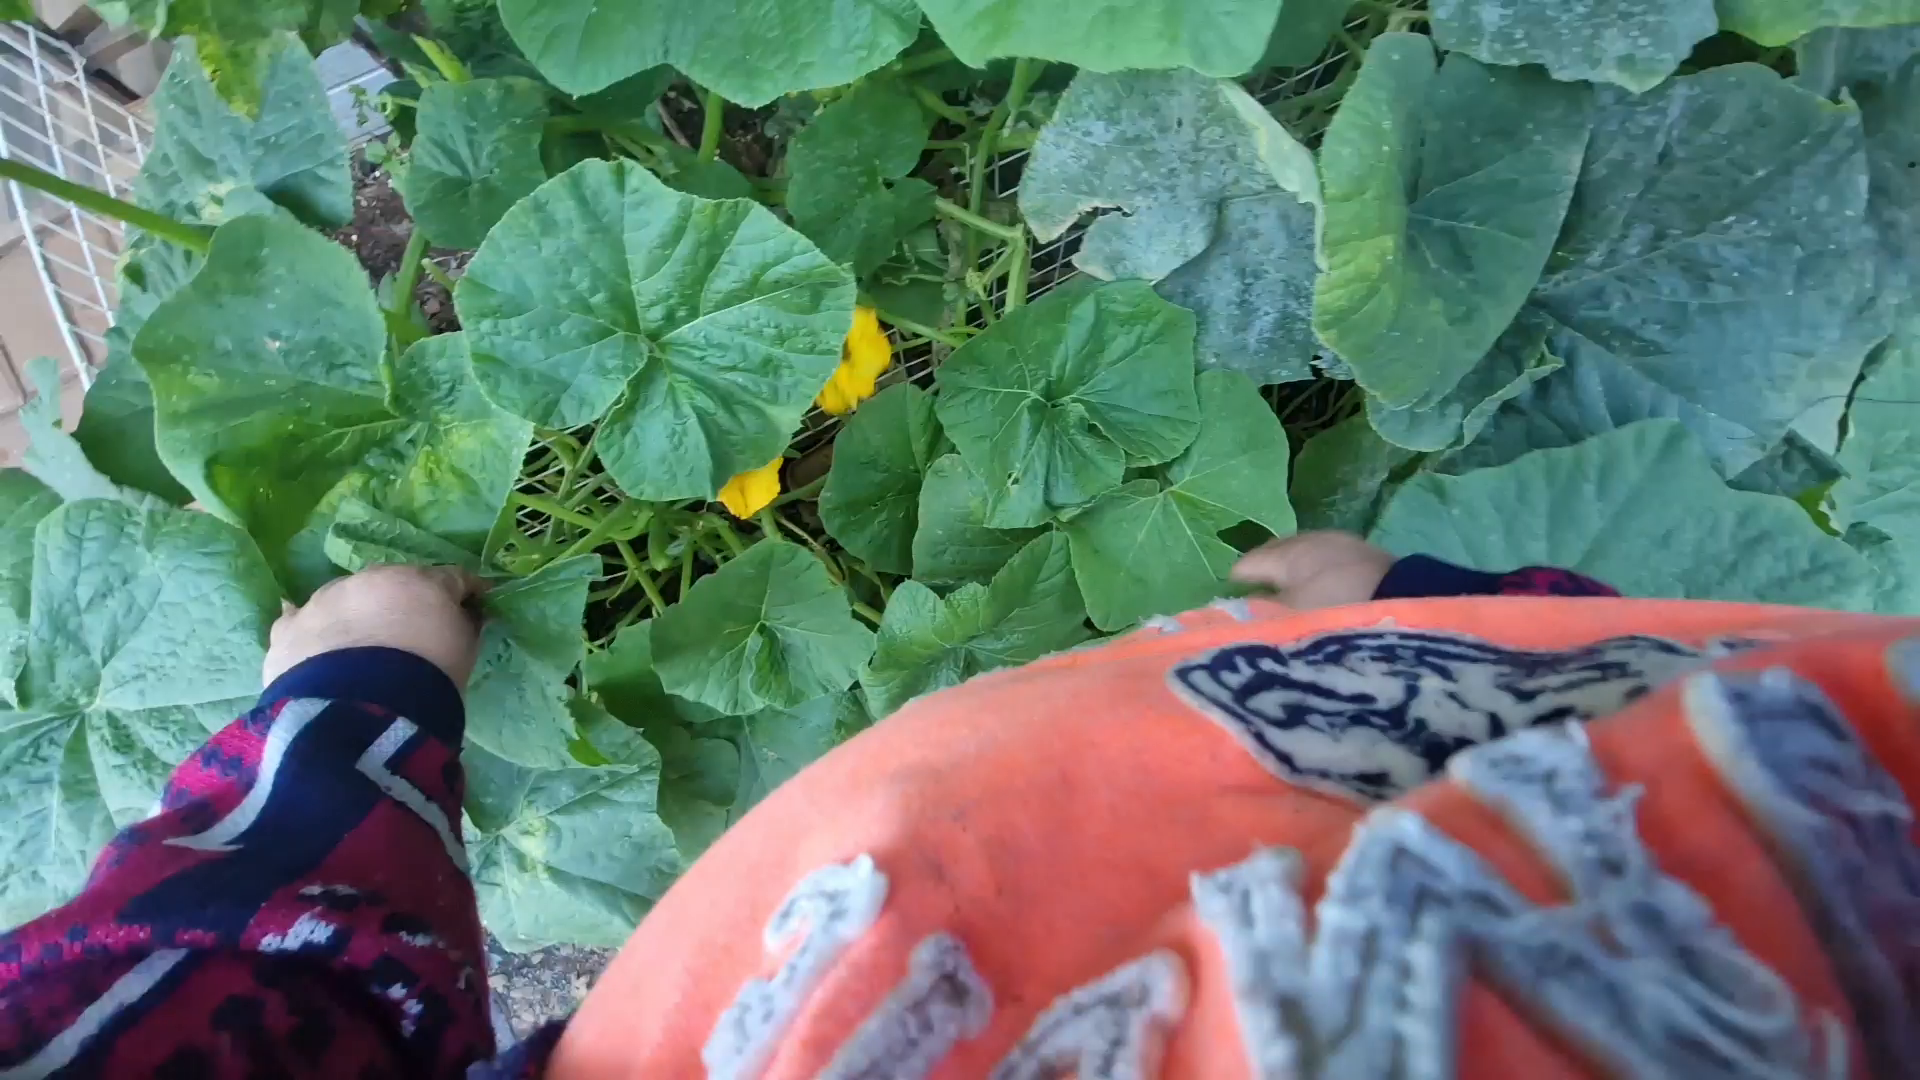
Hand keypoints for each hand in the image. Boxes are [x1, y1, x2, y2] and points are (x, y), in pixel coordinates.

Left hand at [263, 565, 485, 688]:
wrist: (362, 707)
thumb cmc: (429, 671)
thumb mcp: (466, 647)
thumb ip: (467, 623)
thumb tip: (466, 614)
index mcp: (423, 580)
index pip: (455, 578)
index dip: (467, 593)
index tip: (474, 607)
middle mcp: (372, 579)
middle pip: (398, 582)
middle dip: (409, 599)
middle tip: (417, 626)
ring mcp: (325, 599)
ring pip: (350, 597)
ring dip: (362, 612)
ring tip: (368, 642)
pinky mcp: (289, 626)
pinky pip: (305, 621)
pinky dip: (317, 629)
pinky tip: (322, 646)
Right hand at [1232, 531, 1395, 611]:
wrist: (1405, 599)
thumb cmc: (1334, 607)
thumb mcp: (1291, 616)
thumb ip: (1260, 612)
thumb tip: (1238, 609)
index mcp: (1282, 554)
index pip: (1245, 565)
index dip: (1235, 585)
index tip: (1234, 604)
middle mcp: (1304, 539)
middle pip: (1271, 555)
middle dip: (1263, 573)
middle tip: (1259, 597)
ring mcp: (1335, 541)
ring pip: (1300, 554)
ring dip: (1291, 571)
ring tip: (1290, 593)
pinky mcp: (1361, 550)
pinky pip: (1324, 558)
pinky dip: (1315, 571)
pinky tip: (1321, 586)